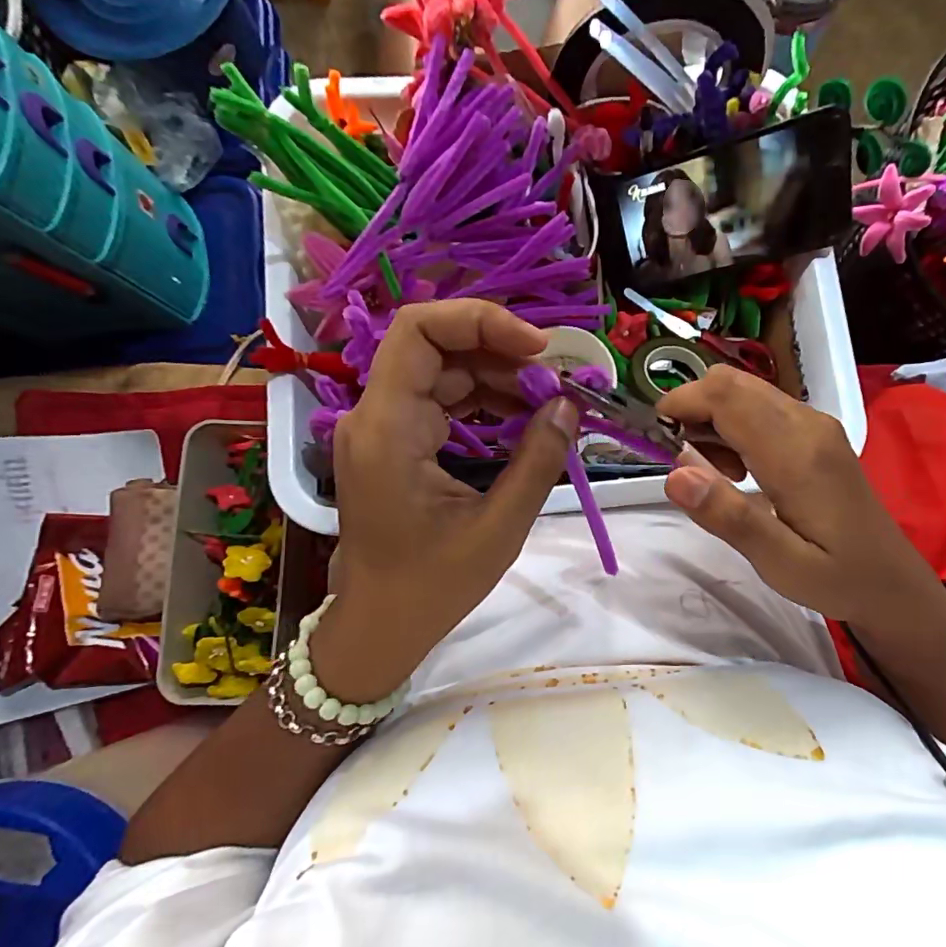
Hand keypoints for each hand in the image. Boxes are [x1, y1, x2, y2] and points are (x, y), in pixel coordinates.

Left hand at [313, 300, 577, 701]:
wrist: (380, 625)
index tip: (539, 349)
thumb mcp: (499, 526)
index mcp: (388, 429)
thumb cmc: (433, 585)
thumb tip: (570, 405)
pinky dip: (484, 403)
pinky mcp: (395, 443)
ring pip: (443, 372)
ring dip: (499, 379)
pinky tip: (523, 419)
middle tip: (558, 385)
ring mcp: (382, 428)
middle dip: (503, 355)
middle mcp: (375, 415)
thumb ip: (538, 459)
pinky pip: (441, 401)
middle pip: (437, 348)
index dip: (482, 322)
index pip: (420, 330)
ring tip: (550, 403)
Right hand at [657, 367, 939, 623]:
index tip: (654, 437)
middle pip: (733, 383)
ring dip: (712, 419)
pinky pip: (763, 409)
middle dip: (693, 408)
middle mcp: (807, 424)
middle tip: (680, 460)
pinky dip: (734, 427)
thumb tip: (675, 473)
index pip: (726, 397)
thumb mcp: (779, 563)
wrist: (891, 582)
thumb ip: (729, 517)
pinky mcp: (817, 434)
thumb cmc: (836, 578)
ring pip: (746, 392)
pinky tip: (737, 471)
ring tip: (712, 474)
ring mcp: (815, 425)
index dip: (681, 403)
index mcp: (796, 454)